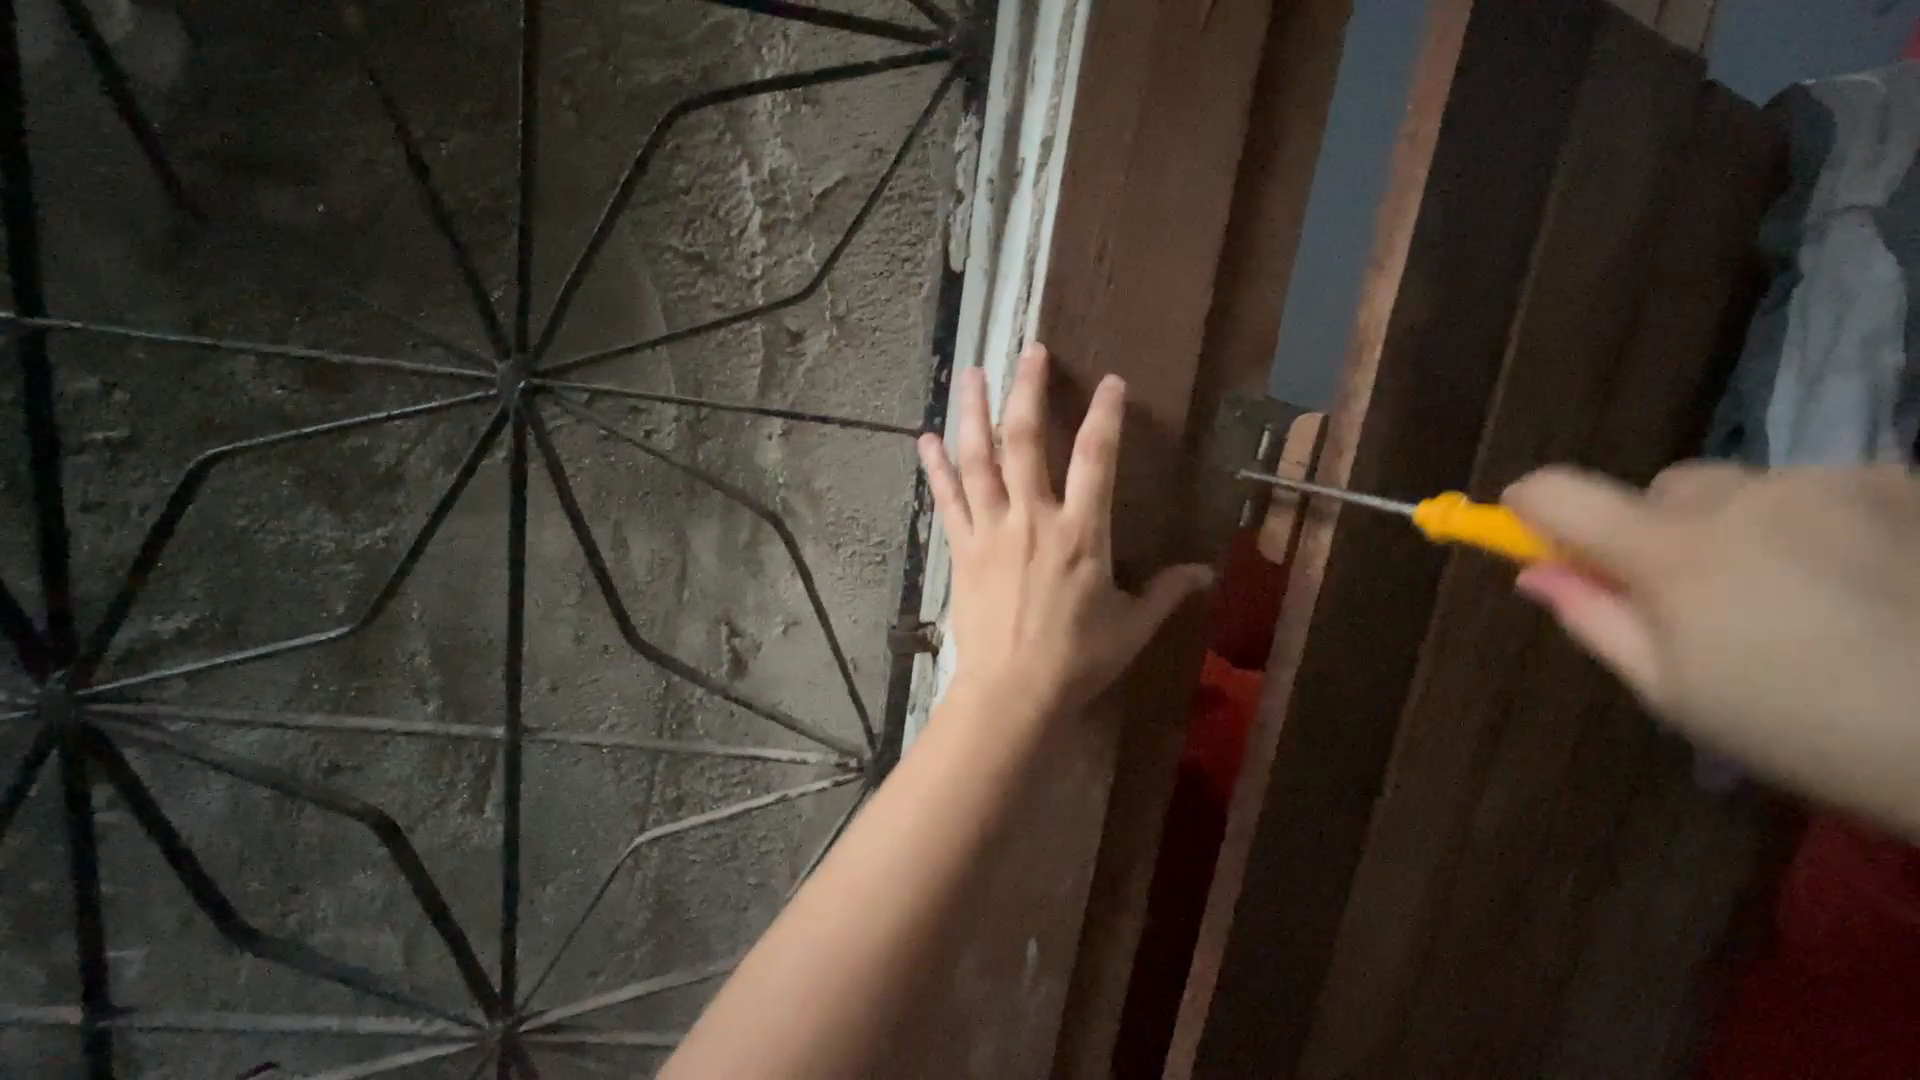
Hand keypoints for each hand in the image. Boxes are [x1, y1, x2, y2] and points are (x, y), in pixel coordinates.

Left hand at [916, 344, 1213, 717]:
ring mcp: (991, 531)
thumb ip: (1167, 592)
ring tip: (973, 372)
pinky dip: (935, 467)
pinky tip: (925, 438)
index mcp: (1081, 533)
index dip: (1104, 415)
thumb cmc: (1077, 660)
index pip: (1095, 458)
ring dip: (974, 412)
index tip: (1110, 382)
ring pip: (978, 459)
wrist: (1012, 693)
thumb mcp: (1132, 627)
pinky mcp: (961, 549)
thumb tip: (1207, 573)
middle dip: (1027, 391)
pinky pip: (946, 499)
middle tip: (1028, 351)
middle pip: (1025, 441)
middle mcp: (1032, 519)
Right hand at [1504, 462, 1919, 837]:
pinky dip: (1816, 524)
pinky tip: (1864, 582)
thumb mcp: (1677, 694)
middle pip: (1663, 488)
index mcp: (1676, 552)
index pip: (1562, 495)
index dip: (1527, 503)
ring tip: (1798, 598)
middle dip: (1654, 528)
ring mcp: (1836, 483)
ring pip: (1746, 489)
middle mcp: (1748, 498)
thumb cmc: (1810, 730)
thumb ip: (1596, 620)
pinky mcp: (1909, 483)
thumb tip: (1534, 573)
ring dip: (1740, 527)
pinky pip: (1823, 490)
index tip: (1520, 522)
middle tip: (1689, 595)